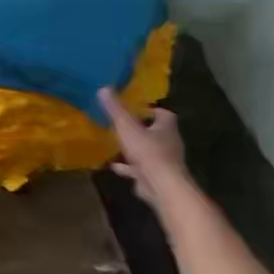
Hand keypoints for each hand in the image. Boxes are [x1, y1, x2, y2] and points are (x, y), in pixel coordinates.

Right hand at [99, 88, 187, 204]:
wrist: (161, 184)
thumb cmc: (147, 151)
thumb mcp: (127, 127)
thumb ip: (116, 110)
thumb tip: (103, 88)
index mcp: (167, 127)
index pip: (163, 114)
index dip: (150, 110)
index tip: (135, 110)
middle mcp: (169, 142)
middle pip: (156, 132)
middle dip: (141, 130)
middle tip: (123, 127)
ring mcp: (164, 161)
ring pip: (148, 151)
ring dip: (134, 149)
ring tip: (116, 146)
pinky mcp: (156, 176)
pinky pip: (140, 169)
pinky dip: (128, 168)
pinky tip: (114, 167)